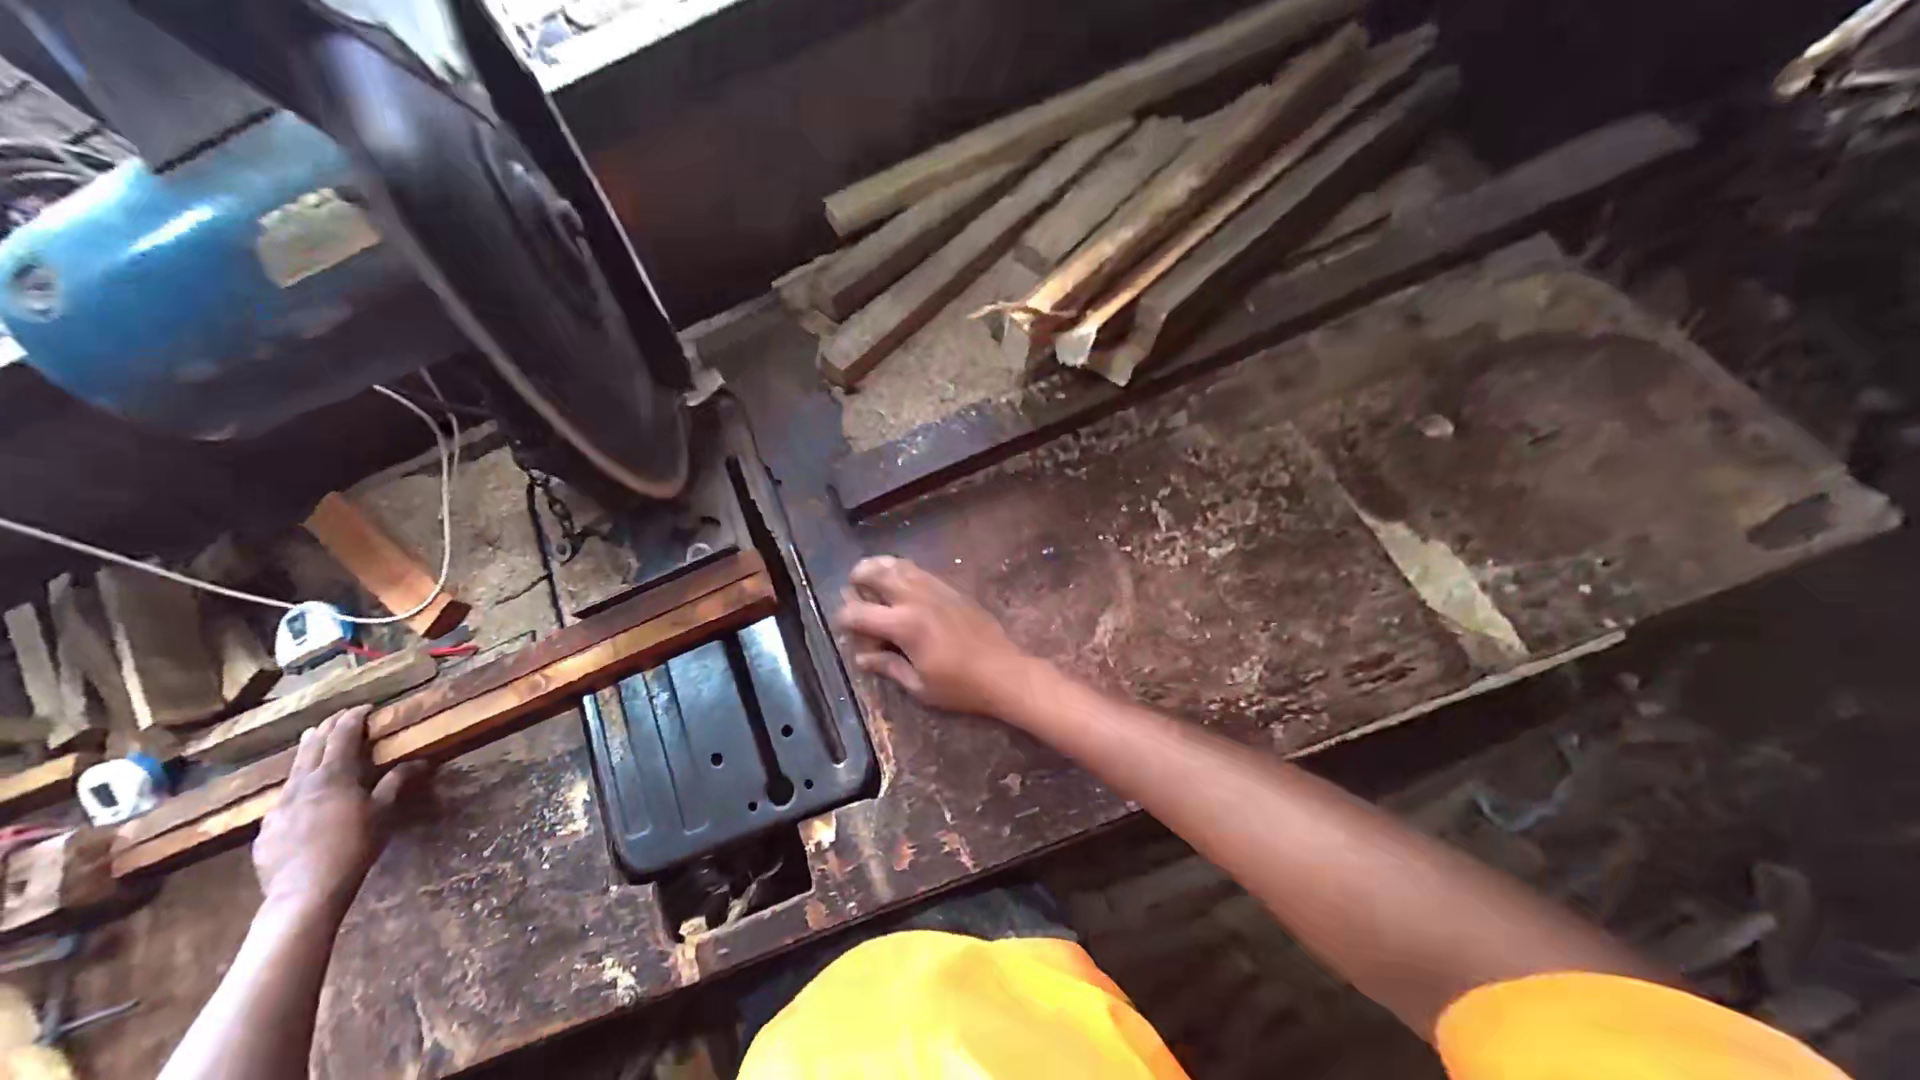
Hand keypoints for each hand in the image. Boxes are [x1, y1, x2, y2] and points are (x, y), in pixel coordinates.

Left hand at [252, 707, 429, 917]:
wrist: (305, 889)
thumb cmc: (354, 845)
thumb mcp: (383, 812)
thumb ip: (397, 782)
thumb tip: (418, 761)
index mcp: (333, 775)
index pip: (342, 735)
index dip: (353, 718)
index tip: (365, 707)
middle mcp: (302, 783)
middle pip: (312, 746)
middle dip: (327, 727)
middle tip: (340, 717)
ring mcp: (279, 806)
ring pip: (293, 769)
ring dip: (308, 751)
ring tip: (314, 740)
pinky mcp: (267, 827)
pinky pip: (284, 797)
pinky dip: (298, 784)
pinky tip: (304, 794)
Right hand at [835, 556, 1041, 716]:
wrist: (1004, 671)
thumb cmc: (960, 686)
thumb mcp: (919, 686)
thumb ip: (888, 666)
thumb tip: (863, 657)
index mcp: (904, 624)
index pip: (859, 613)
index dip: (843, 619)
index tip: (841, 626)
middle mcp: (916, 598)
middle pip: (876, 573)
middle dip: (857, 578)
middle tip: (852, 589)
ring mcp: (936, 589)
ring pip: (899, 564)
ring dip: (879, 567)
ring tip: (870, 576)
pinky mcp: (951, 589)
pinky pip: (920, 570)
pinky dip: (902, 571)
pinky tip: (901, 584)